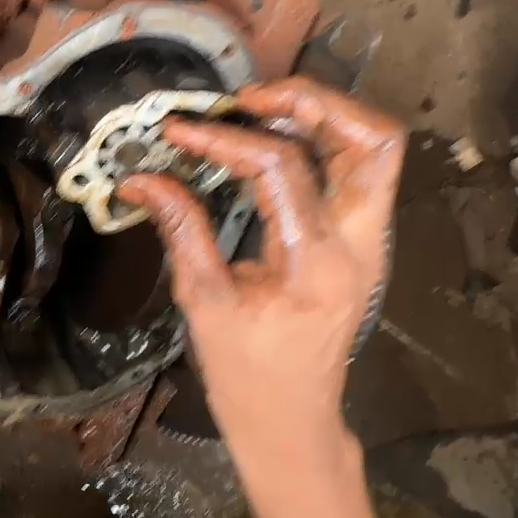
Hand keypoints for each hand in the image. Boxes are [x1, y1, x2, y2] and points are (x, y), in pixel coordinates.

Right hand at [118, 78, 404, 470]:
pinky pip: (358, 172)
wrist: (293, 418)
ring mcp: (372, 241)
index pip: (279, 169)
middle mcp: (361, 243)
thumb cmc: (245, 371)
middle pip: (370, 140)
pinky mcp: (363, 243)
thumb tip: (141, 180)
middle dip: (309, 102)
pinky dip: (321, 143)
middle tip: (244, 99)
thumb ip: (180, 229)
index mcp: (316, 262)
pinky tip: (271, 142)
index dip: (224, 139)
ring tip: (258, 109)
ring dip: (322, 116)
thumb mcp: (201, 301)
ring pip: (376, 150)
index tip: (177, 131)